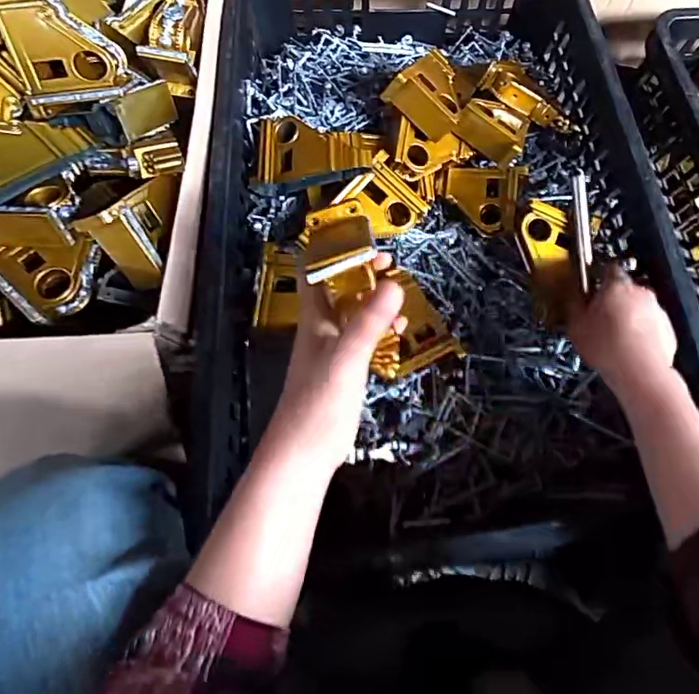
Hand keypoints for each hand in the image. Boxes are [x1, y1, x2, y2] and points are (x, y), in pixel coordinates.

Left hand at [258, 253, 405, 473]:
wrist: (301, 457)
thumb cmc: (316, 408)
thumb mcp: (348, 357)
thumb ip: (369, 321)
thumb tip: (392, 284)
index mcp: (315, 319)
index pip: (316, 271)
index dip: (337, 250)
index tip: (366, 242)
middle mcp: (320, 329)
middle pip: (339, 287)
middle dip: (363, 271)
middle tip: (389, 265)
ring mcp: (331, 349)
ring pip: (352, 311)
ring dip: (373, 298)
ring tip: (397, 294)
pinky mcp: (342, 371)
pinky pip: (362, 337)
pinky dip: (378, 328)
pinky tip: (394, 332)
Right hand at [569, 265, 677, 400]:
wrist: (641, 374)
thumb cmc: (609, 348)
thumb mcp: (577, 325)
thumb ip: (576, 305)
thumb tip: (575, 298)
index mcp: (617, 285)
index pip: (607, 269)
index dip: (597, 279)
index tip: (591, 290)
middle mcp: (640, 293)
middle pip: (624, 290)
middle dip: (612, 301)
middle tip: (599, 320)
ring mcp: (657, 311)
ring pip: (638, 308)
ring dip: (628, 318)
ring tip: (614, 340)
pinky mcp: (668, 330)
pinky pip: (651, 326)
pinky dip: (642, 333)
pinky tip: (629, 350)